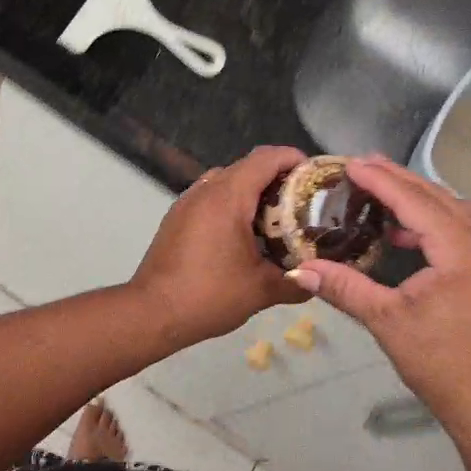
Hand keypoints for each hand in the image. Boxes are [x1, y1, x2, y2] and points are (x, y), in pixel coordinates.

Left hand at [131, 146, 311, 340]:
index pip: (266, 158)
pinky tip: (242, 234)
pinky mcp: (176, 218)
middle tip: (302, 201)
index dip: (293, 159)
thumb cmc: (209, 295)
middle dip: (277, 177)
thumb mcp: (261, 290)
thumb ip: (295, 282)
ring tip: (275, 218)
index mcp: (228, 197)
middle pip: (247, 166)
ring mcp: (186, 202)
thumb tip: (318, 280)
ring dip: (252, 191)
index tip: (314, 174)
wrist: (152, 312)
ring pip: (226, 181)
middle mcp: (205, 190)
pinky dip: (230, 204)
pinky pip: (210, 197)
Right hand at [289, 155, 470, 437]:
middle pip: (439, 199)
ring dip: (419, 199)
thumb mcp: (387, 322)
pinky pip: (463, 233)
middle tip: (363, 165)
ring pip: (455, 213)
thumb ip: (345, 288)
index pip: (416, 202)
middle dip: (400, 180)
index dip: (381, 180)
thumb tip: (298, 270)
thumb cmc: (442, 364)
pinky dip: (433, 223)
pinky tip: (406, 236)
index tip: (350, 163)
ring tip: (382, 192)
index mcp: (462, 251)